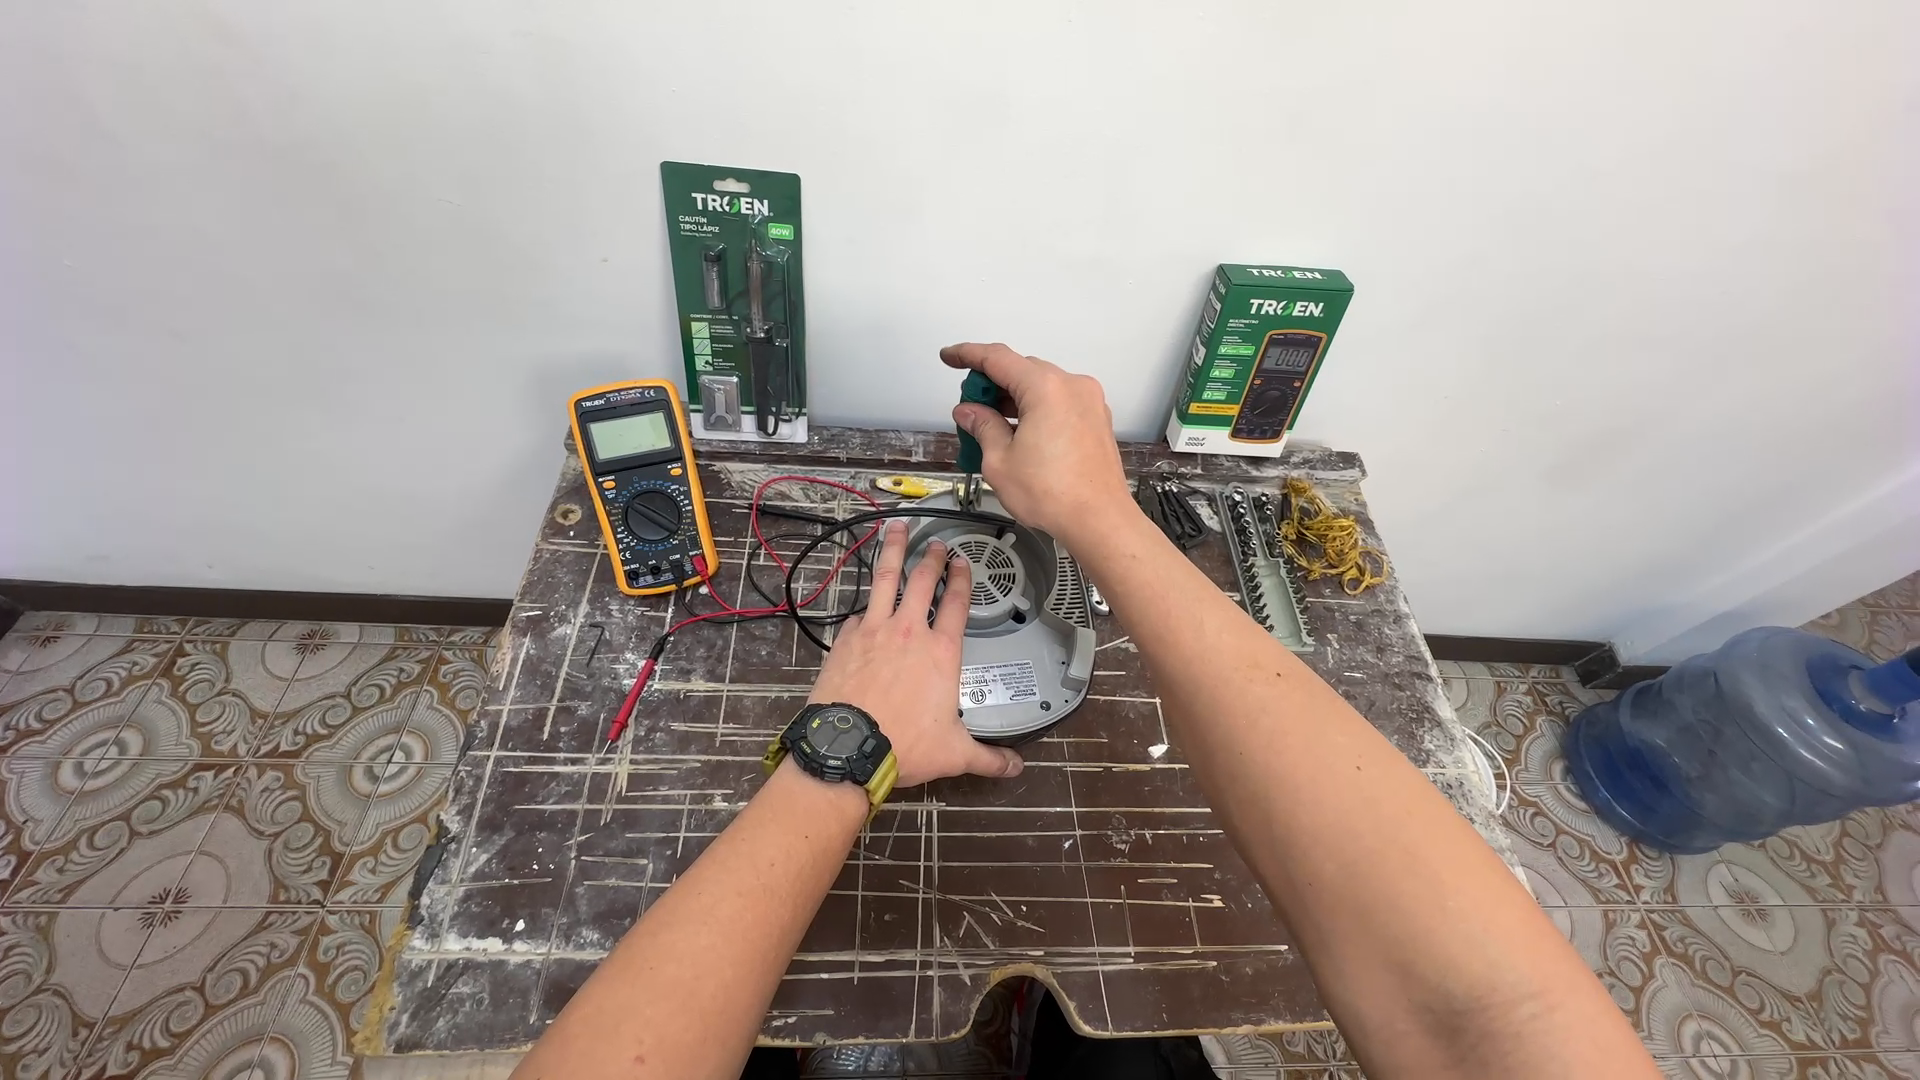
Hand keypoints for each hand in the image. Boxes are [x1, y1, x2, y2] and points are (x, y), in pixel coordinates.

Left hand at [808, 520, 1023, 787]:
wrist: (848, 747)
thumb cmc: (904, 745)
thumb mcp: (955, 753)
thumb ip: (989, 758)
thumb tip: (1015, 768)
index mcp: (940, 651)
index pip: (958, 604)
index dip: (962, 579)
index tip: (962, 562)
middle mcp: (909, 631)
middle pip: (922, 581)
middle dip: (931, 557)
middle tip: (935, 543)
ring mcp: (874, 631)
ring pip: (885, 579)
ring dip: (893, 551)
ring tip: (895, 530)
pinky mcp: (846, 639)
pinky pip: (859, 614)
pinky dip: (866, 605)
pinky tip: (865, 604)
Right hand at [940, 343, 1134, 547]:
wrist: (1099, 520)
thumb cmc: (1055, 495)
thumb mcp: (1000, 461)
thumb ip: (982, 427)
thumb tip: (969, 412)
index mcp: (1045, 388)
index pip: (998, 358)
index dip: (968, 355)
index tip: (950, 357)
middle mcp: (1072, 387)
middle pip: (1022, 370)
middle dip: (991, 384)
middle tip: (969, 406)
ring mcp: (1089, 403)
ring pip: (1042, 387)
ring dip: (1013, 399)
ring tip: (990, 425)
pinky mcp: (1096, 420)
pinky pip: (1059, 402)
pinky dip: (1036, 409)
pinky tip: (1019, 432)